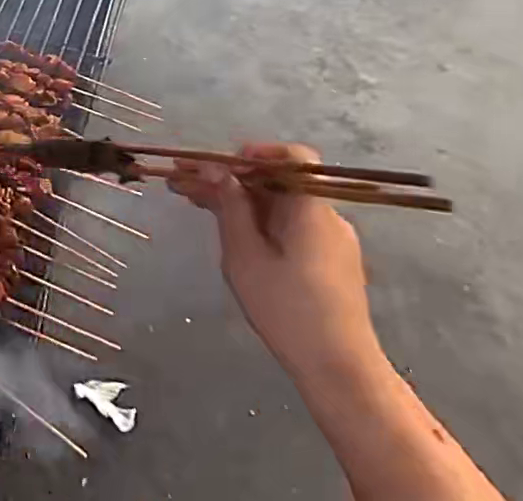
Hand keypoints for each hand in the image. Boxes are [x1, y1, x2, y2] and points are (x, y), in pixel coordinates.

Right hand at [169, 143, 382, 377]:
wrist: (339, 370)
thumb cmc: (288, 309)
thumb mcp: (245, 255)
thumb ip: (231, 207)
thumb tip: (218, 171)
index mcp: (310, 207)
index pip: (292, 158)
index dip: (255, 153)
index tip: (219, 165)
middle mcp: (325, 216)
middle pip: (275, 181)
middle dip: (229, 177)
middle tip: (183, 179)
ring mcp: (329, 240)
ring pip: (277, 205)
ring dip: (238, 199)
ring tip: (193, 200)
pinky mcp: (327, 262)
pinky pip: (288, 226)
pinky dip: (256, 220)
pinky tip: (226, 228)